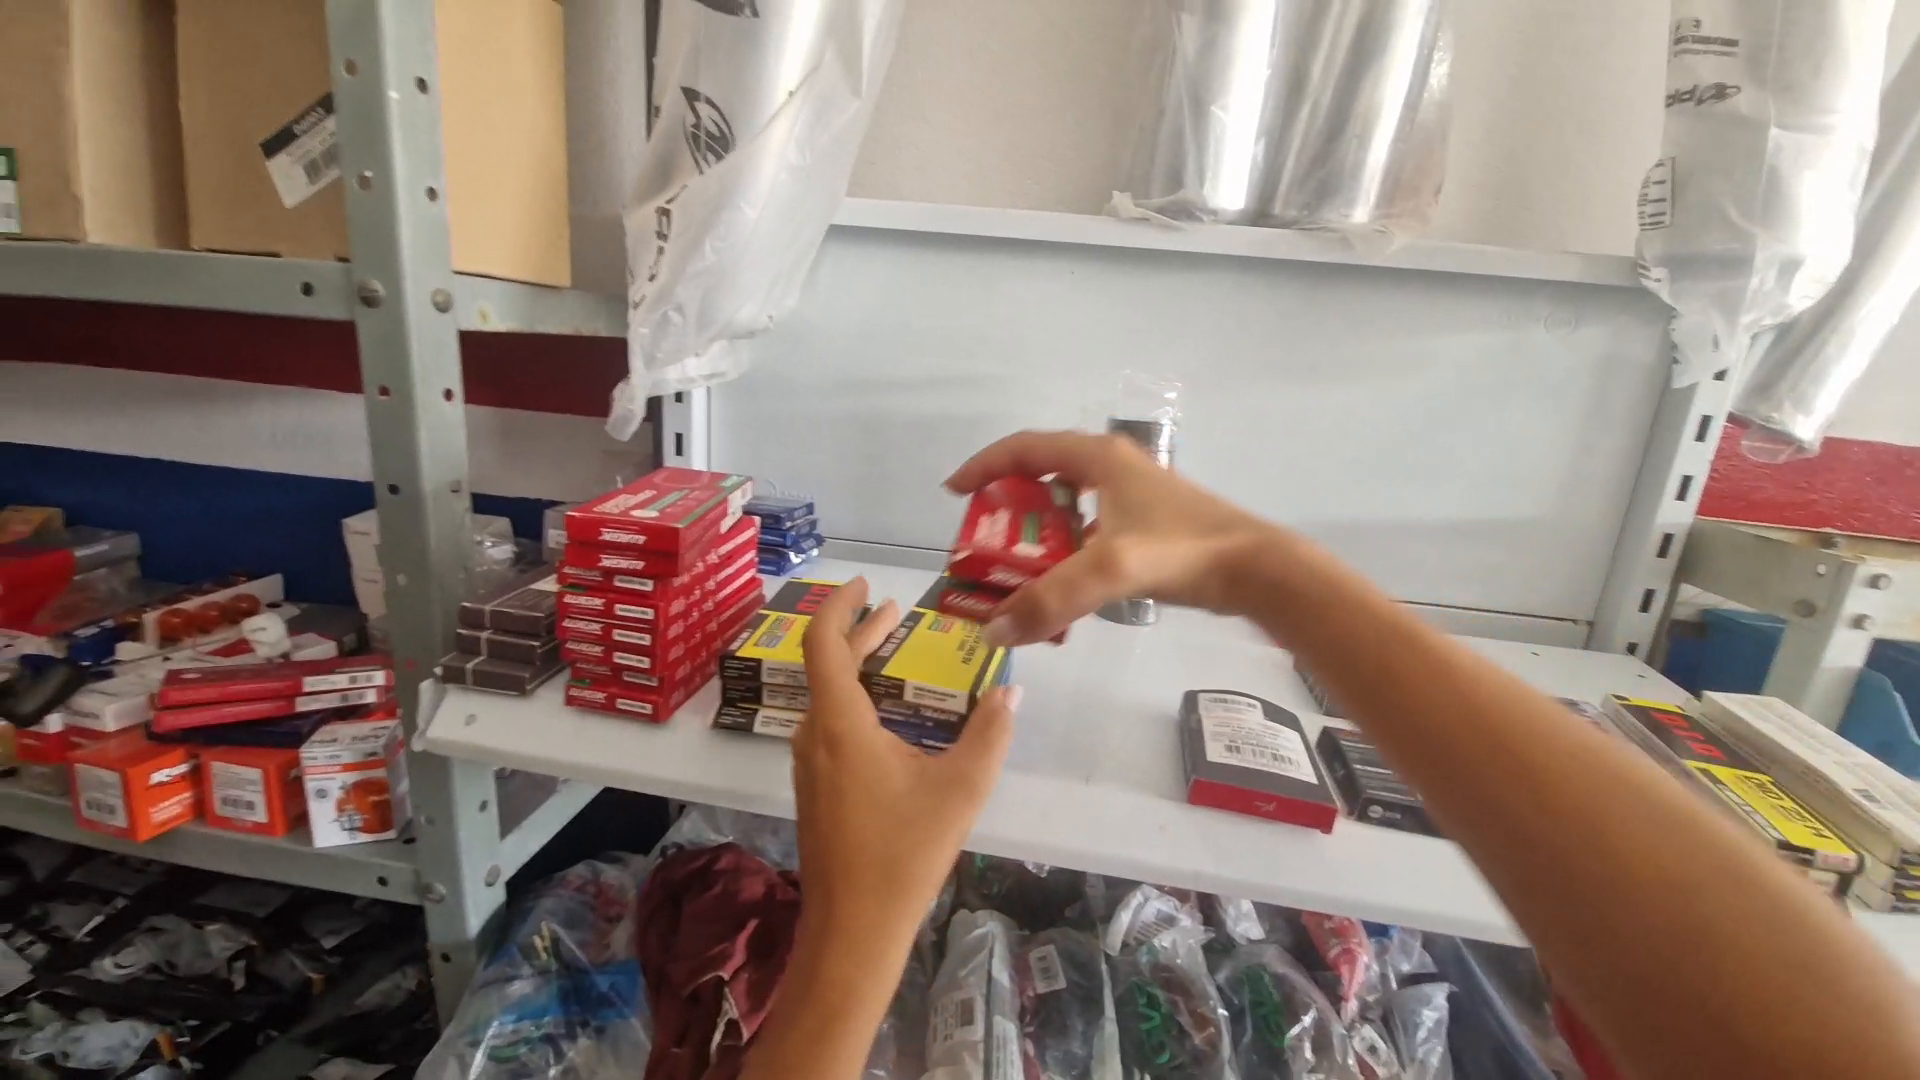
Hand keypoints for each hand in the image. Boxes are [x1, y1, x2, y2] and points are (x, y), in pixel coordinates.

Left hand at [795, 577, 1022, 939]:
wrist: (853, 931)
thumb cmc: (904, 853)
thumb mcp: (961, 789)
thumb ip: (989, 734)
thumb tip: (1011, 692)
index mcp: (840, 724)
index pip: (823, 643)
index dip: (839, 606)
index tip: (864, 585)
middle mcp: (815, 735)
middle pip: (828, 666)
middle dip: (860, 632)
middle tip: (894, 611)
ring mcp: (810, 763)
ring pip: (828, 696)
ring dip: (858, 667)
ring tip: (896, 652)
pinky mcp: (816, 787)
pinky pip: (830, 724)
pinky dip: (856, 699)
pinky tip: (892, 714)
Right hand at [946, 430, 1280, 645]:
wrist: (1258, 569)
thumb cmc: (1182, 550)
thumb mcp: (1109, 570)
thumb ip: (1047, 600)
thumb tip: (994, 633)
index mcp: (1097, 458)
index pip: (1023, 448)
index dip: (983, 466)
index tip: (953, 493)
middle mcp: (1111, 468)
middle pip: (1041, 480)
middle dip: (1007, 514)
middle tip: (984, 547)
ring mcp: (1131, 497)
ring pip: (1066, 512)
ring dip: (1037, 542)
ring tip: (1017, 576)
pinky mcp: (1145, 526)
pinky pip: (1088, 536)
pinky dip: (1067, 559)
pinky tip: (1064, 594)